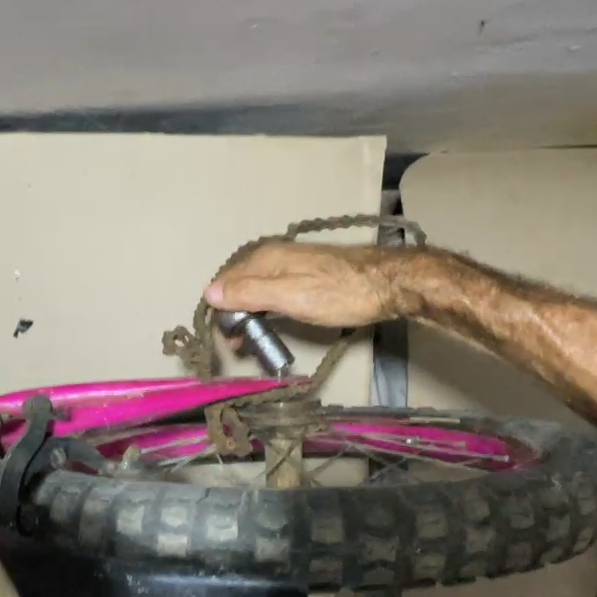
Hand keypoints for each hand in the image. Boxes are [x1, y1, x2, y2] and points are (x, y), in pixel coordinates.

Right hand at [204, 242, 407, 328]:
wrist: (388, 283)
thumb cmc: (337, 294)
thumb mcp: (288, 297)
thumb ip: (248, 293)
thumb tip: (208, 292)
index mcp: (264, 258)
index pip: (224, 281)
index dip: (219, 309)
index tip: (226, 337)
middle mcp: (273, 255)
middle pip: (239, 282)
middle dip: (232, 311)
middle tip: (238, 342)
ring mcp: (291, 262)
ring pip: (256, 285)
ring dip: (249, 310)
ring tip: (251, 337)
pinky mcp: (306, 272)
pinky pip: (272, 287)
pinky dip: (266, 304)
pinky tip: (272, 318)